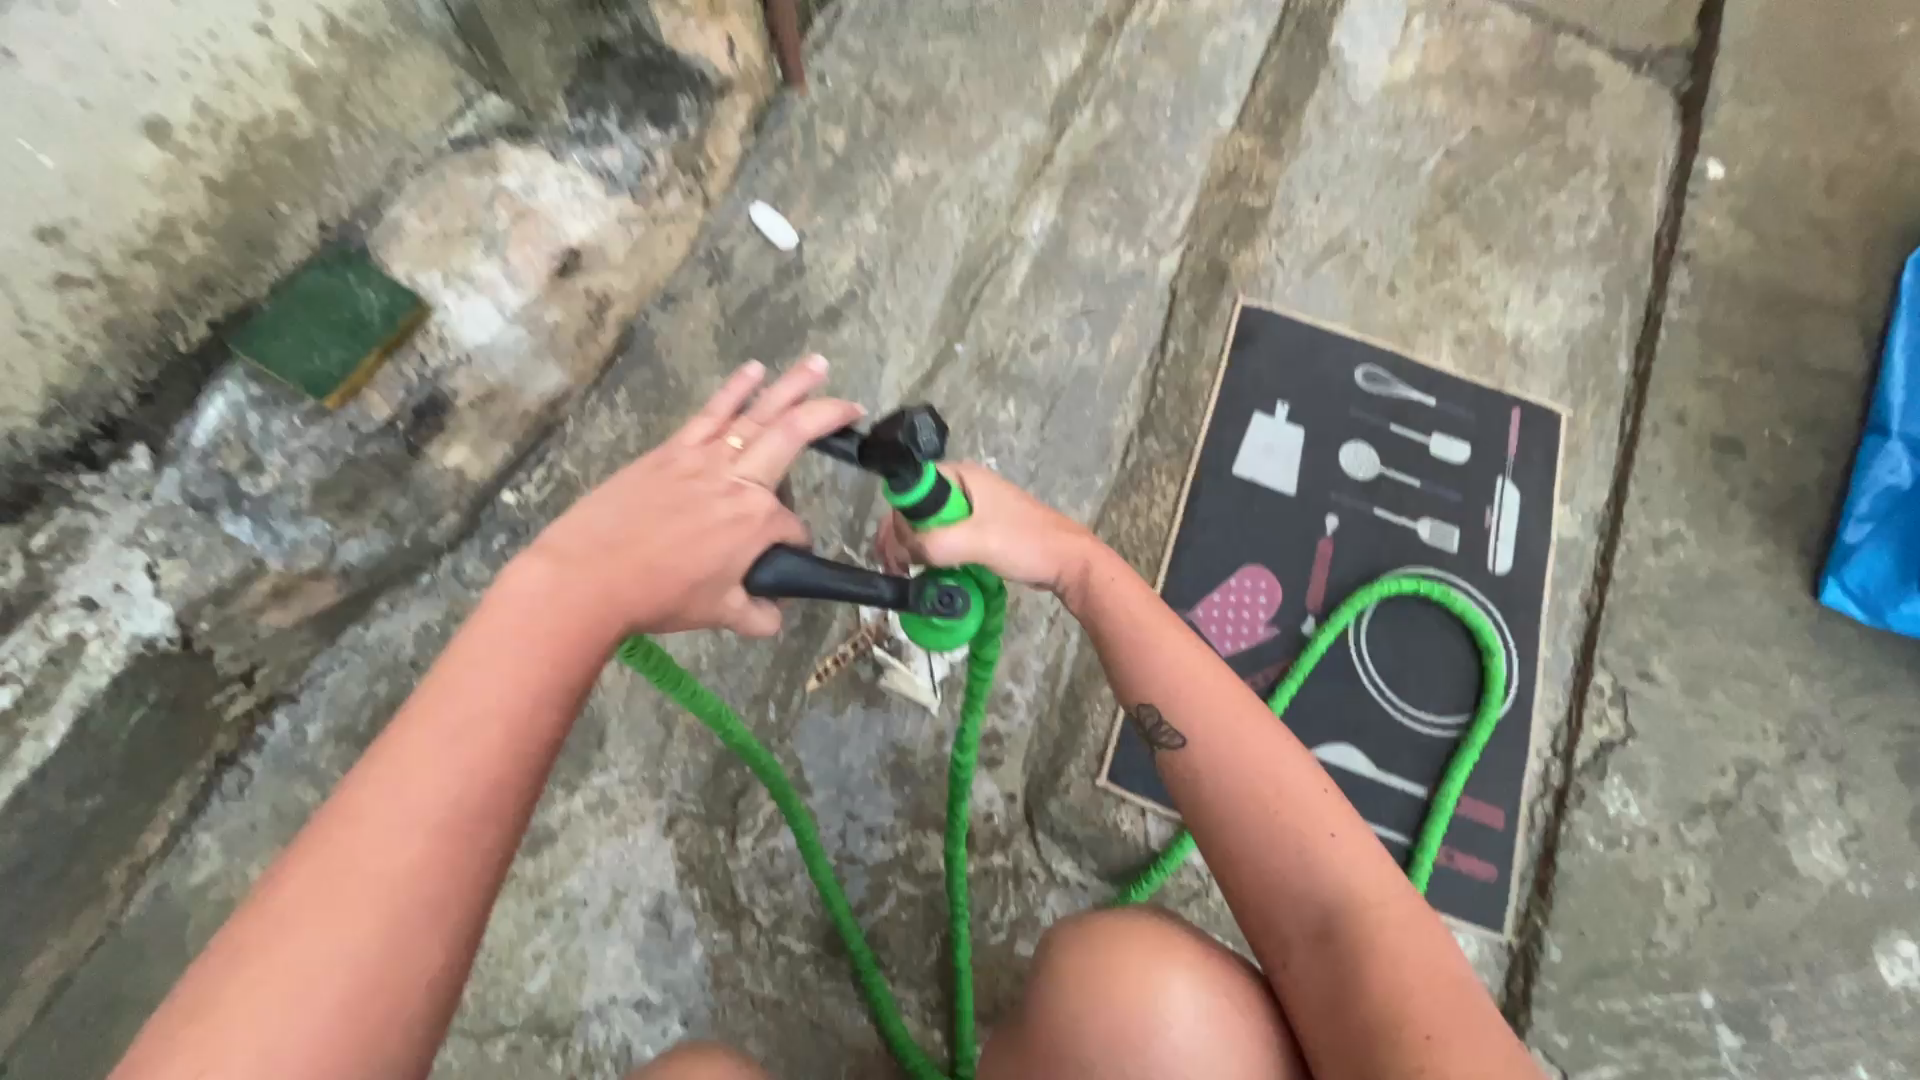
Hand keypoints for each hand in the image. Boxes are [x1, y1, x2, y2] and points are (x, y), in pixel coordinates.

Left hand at [516, 356, 862, 639]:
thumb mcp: (718, 613)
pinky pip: (713, 412)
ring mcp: (706, 458)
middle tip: (855, 405)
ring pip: (758, 414)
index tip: (780, 561)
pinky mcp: (675, 449)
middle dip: (829, 417)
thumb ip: (756, 615)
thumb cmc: (659, 594)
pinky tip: (754, 370)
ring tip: (817, 365)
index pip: (792, 527)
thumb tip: (774, 618)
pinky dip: (736, 389)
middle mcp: (741, 481)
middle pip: (795, 438)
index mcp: (757, 522)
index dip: (794, 545)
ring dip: (791, 387)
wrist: (589, 574)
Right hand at [874, 462, 1105, 602]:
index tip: (894, 550)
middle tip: (894, 569)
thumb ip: (936, 544)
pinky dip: (930, 554)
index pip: (911, 488)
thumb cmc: (1026, 543)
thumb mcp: (977, 542)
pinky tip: (924, 573)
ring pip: (927, 525)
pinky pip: (943, 538)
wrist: (1067, 561)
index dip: (897, 517)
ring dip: (912, 548)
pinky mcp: (977, 529)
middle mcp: (962, 486)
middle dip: (900, 537)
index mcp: (961, 476)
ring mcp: (970, 508)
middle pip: (915, 508)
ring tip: (903, 574)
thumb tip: (902, 554)